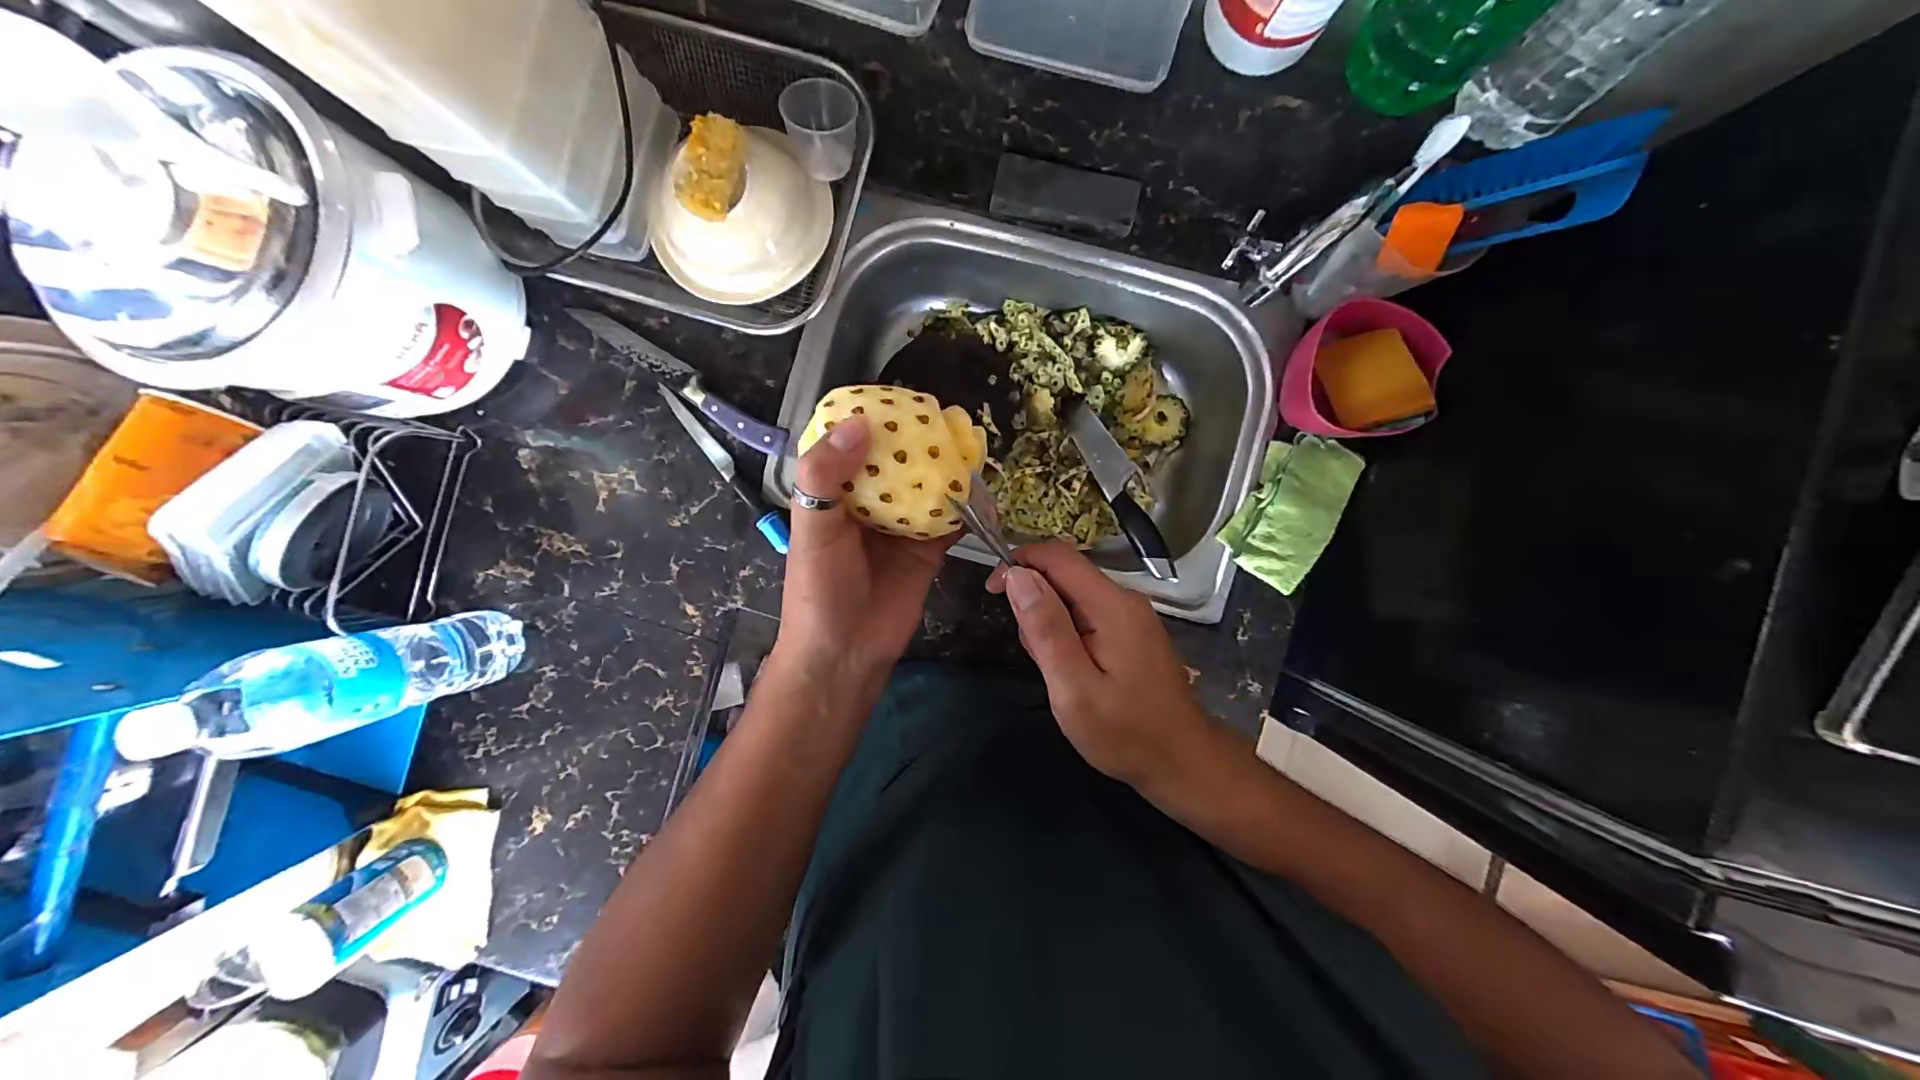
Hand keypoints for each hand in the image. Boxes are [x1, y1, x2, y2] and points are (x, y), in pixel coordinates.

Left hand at [774, 416, 955, 683]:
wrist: (845, 652)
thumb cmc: (818, 590)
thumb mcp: (812, 529)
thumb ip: (825, 476)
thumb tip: (860, 424)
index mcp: (837, 491)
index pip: (855, 445)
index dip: (875, 420)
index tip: (902, 400)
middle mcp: (871, 503)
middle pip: (899, 463)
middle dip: (921, 443)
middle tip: (949, 420)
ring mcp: (902, 526)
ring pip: (928, 488)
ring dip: (948, 471)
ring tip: (972, 446)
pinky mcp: (928, 550)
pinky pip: (950, 522)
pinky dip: (967, 509)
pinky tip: (983, 493)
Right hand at [988, 544, 1211, 787]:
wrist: (1182, 762)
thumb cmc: (1125, 733)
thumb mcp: (1073, 688)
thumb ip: (1046, 629)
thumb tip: (1018, 575)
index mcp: (1112, 606)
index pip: (1058, 557)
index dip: (1019, 563)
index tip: (992, 592)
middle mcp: (1124, 600)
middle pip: (1064, 575)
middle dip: (1034, 603)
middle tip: (1035, 657)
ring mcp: (1130, 616)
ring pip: (1072, 597)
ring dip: (1050, 624)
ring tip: (1057, 674)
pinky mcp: (1130, 632)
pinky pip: (1087, 616)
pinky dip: (1067, 636)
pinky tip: (1074, 674)